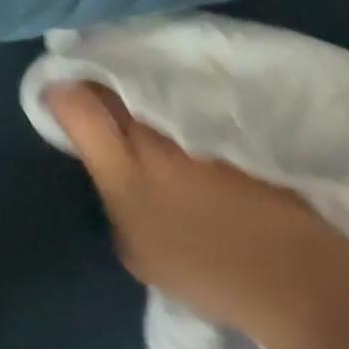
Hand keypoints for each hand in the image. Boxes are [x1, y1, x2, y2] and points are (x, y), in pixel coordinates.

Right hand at [47, 82, 348, 343]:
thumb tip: (115, 169)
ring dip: (138, 76)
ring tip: (132, 78)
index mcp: (124, 169)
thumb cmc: (206, 272)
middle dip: (97, 75)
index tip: (58, 92)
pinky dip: (177, 86)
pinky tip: (177, 89)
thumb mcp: (136, 249)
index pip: (78, 108)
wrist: (290, 271)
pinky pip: (191, 87)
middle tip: (92, 76)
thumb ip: (116, 199)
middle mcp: (156, 134)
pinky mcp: (233, 115)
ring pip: (153, 78)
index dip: (60, 94)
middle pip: (113, 83)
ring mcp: (196, 119)